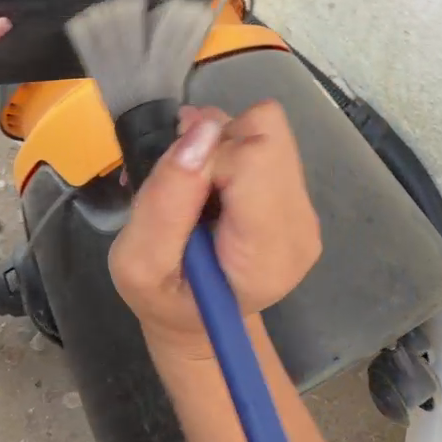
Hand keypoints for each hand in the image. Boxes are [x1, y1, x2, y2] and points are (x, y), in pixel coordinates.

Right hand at [108, 101, 322, 359]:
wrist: (196, 313)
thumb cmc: (163, 297)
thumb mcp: (138, 263)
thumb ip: (164, 198)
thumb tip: (201, 130)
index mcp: (267, 252)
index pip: (255, 154)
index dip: (207, 155)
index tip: (179, 185)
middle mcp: (300, 226)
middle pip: (266, 133)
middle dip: (215, 142)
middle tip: (181, 176)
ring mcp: (304, 208)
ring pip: (265, 128)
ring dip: (219, 143)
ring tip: (191, 181)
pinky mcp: (296, 193)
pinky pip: (265, 138)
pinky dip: (229, 148)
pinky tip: (208, 181)